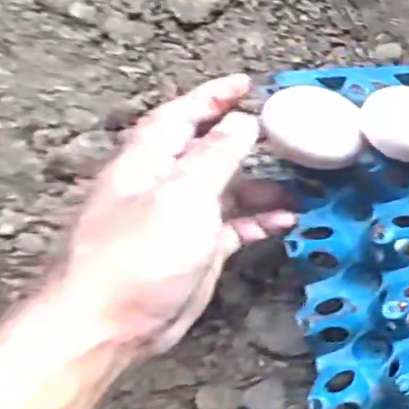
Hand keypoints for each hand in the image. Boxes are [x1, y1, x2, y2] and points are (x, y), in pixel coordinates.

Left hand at [46, 75, 297, 354]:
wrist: (110, 324)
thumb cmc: (138, 257)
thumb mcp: (182, 196)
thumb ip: (215, 156)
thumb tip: (244, 123)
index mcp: (146, 165)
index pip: (179, 117)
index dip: (211, 97)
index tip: (246, 84)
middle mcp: (161, 186)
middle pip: (205, 150)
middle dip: (242, 137)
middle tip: (281, 130)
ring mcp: (179, 219)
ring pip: (227, 188)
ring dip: (261, 184)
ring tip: (298, 184)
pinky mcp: (195, 248)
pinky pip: (236, 223)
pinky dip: (262, 218)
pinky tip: (286, 219)